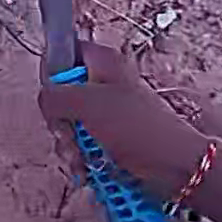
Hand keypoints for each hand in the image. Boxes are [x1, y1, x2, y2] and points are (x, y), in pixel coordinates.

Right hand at [38, 41, 210, 196]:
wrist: (176, 168)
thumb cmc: (140, 129)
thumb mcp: (86, 104)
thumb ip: (53, 96)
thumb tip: (44, 100)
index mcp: (102, 61)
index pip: (62, 53)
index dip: (51, 74)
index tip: (53, 95)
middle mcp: (103, 82)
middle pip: (60, 92)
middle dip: (59, 120)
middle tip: (67, 133)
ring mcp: (106, 110)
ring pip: (68, 121)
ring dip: (67, 143)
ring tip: (79, 157)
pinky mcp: (108, 135)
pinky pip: (80, 140)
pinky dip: (78, 155)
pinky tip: (85, 166)